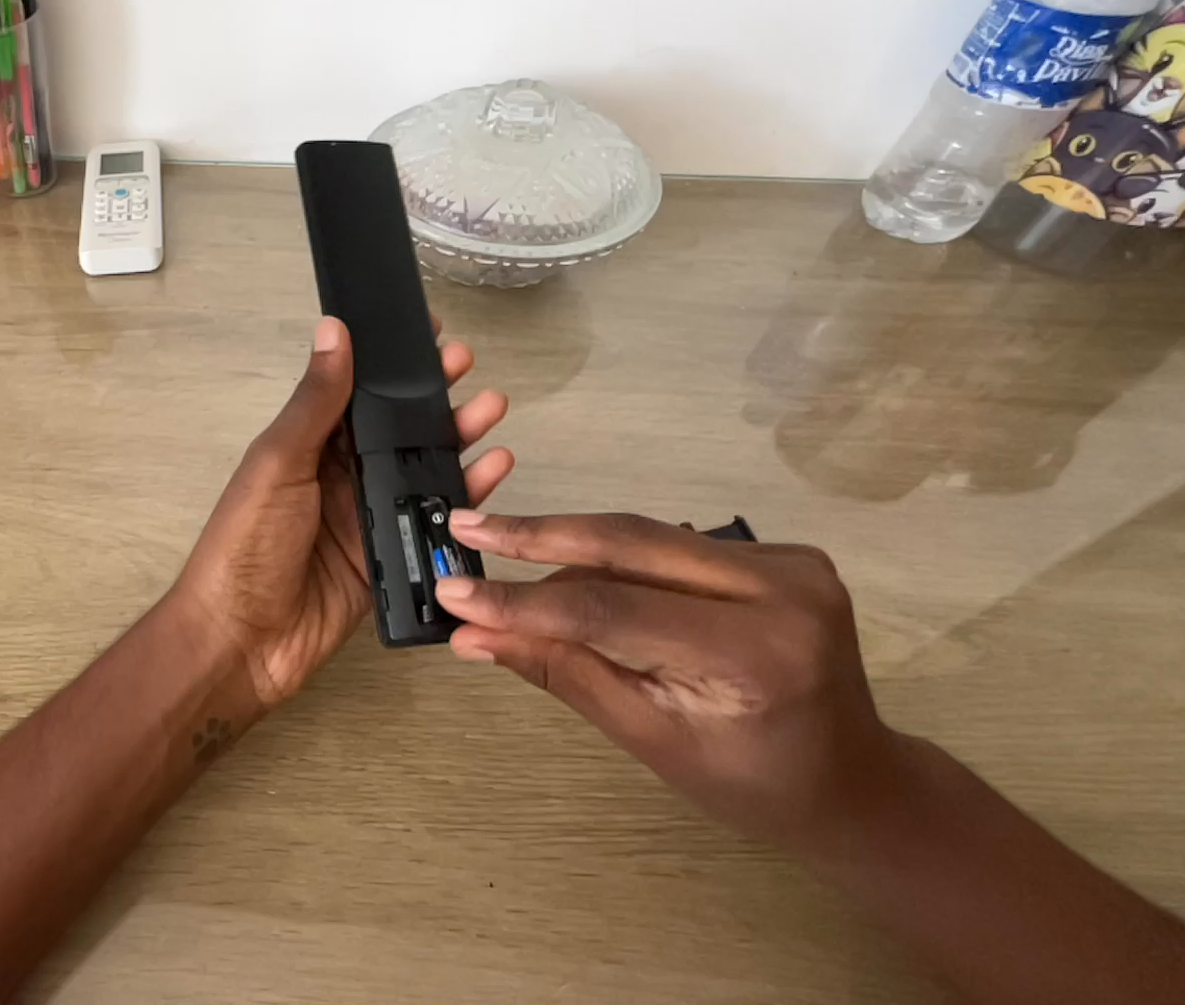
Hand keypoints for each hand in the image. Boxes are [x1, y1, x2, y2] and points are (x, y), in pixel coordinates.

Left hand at [169, 316, 514, 708]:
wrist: (244, 640)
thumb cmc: (248, 543)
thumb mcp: (278, 463)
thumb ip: (314, 402)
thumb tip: (333, 329)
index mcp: (306, 447)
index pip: (354, 392)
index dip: (388, 363)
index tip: (425, 331)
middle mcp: (339, 476)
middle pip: (394, 428)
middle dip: (431, 395)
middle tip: (466, 364)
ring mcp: (366, 518)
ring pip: (420, 469)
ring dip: (455, 438)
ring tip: (492, 407)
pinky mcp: (390, 559)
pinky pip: (433, 520)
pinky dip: (464, 495)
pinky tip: (495, 470)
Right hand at [434, 513, 906, 849]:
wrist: (855, 778)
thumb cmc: (748, 782)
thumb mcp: (645, 736)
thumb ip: (559, 671)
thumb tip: (470, 635)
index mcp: (755, 653)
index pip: (611, 609)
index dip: (522, 601)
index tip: (453, 593)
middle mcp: (782, 588)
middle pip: (627, 542)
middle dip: (533, 535)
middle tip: (463, 526)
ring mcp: (785, 560)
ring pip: (640, 536)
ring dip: (562, 545)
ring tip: (494, 552)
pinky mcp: (774, 552)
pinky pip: (664, 544)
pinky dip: (604, 556)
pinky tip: (562, 569)